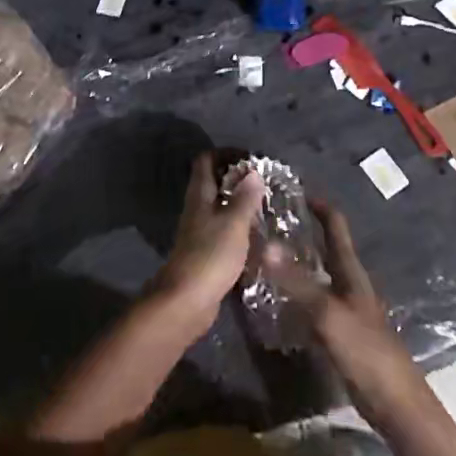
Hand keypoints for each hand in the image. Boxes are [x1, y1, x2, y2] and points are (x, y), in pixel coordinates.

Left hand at [152, 153, 264, 327]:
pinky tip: (260, 238)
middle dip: (239, 180)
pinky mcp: (205, 253)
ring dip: (241, 205)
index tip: (252, 159)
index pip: (207, 159)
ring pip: (221, 208)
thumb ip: (245, 197)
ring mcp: (199, 232)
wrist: (186, 302)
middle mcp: (197, 208)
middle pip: (215, 183)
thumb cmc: (211, 255)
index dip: (227, 153)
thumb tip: (253, 172)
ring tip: (268, 208)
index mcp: (200, 194)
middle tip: (266, 185)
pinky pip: (224, 232)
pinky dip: (240, 229)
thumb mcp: (234, 222)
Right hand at [263, 201, 394, 349]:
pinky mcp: (342, 334)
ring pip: (319, 278)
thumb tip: (266, 244)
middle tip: (271, 226)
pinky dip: (297, 299)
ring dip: (297, 266)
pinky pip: (315, 306)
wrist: (394, 402)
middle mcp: (349, 283)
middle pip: (326, 249)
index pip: (336, 225)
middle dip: (303, 234)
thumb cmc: (365, 350)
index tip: (295, 191)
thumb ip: (297, 281)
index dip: (319, 206)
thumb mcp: (327, 313)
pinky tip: (278, 305)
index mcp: (351, 270)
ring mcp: (347, 309)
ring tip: (267, 260)